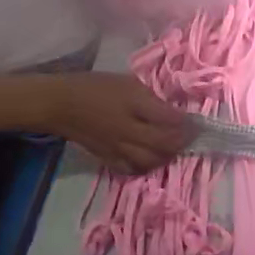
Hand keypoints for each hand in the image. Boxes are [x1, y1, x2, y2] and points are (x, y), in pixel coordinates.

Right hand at [42, 72, 192, 174]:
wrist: (58, 104)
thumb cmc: (95, 87)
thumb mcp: (128, 84)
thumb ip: (153, 100)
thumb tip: (174, 113)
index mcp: (136, 109)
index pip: (171, 122)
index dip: (188, 124)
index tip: (197, 123)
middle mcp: (130, 134)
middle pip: (165, 145)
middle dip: (181, 142)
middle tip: (188, 137)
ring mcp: (119, 150)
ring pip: (151, 161)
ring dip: (166, 156)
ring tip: (171, 148)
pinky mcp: (108, 159)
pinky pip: (132, 169)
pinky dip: (145, 167)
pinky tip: (150, 159)